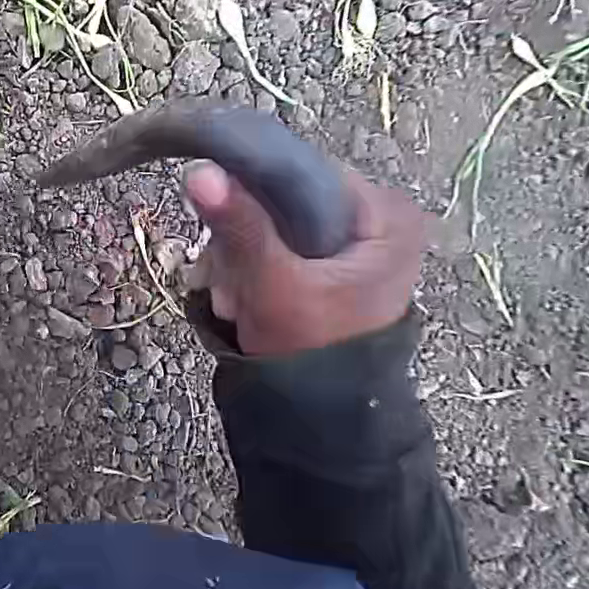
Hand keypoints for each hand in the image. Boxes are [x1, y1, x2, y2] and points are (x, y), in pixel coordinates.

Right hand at [183, 161, 424, 356]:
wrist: (319, 418)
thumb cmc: (311, 350)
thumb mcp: (272, 283)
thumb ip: (240, 225)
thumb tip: (201, 170)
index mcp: (387, 217)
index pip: (305, 171)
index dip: (253, 193)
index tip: (221, 229)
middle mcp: (378, 223)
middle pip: (286, 200)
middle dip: (243, 240)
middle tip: (227, 281)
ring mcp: (355, 246)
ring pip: (275, 224)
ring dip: (240, 259)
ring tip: (233, 298)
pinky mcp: (333, 266)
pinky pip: (279, 247)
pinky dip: (252, 270)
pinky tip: (240, 299)